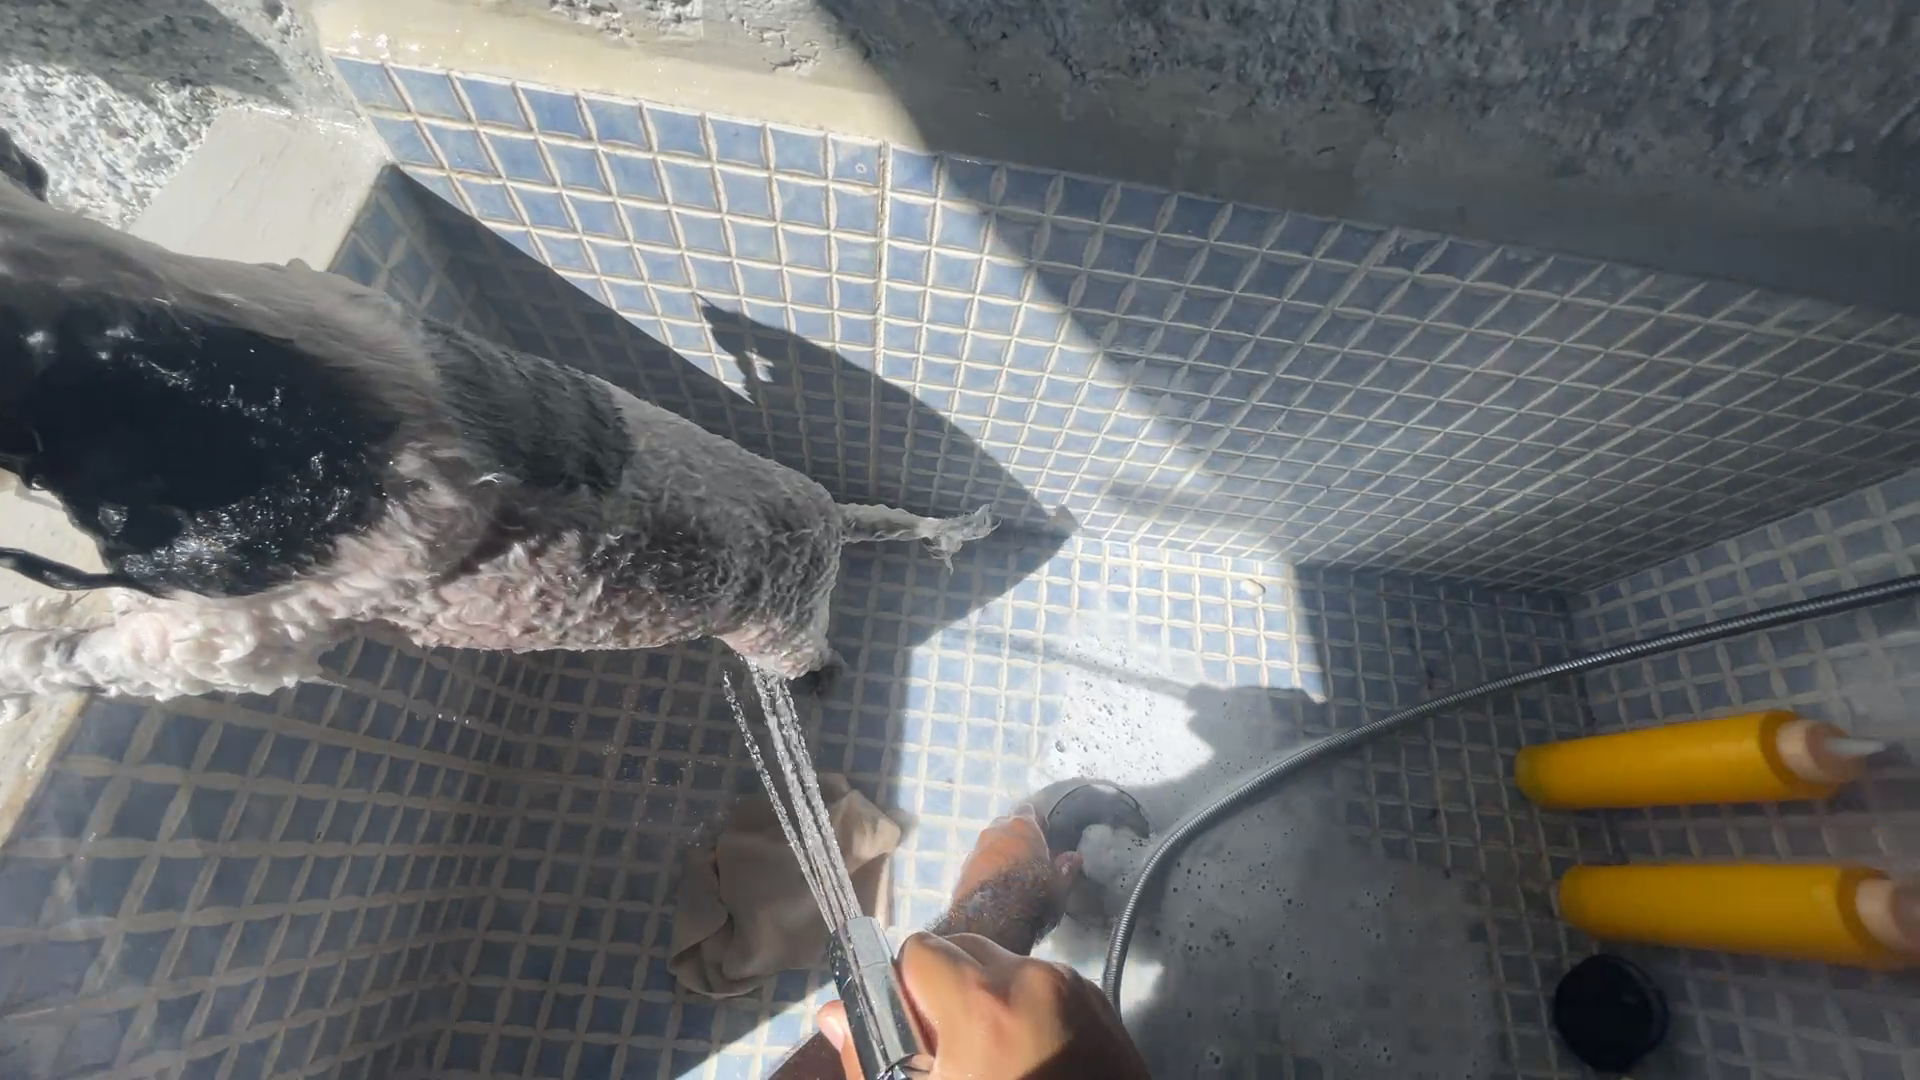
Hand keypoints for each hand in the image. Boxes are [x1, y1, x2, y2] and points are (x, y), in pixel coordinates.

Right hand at [816, 932, 1150, 1079]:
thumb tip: (832, 1011)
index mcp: (984, 1004)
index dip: (908, 992)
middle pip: (962, 947)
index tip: (916, 1036)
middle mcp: (1032, 978)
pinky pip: (1041, 980)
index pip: (919, 949)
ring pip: (1002, 963)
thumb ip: (871, 1058)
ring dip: (987, 995)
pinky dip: (1027, 1006)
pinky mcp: (1100, 1000)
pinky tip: (1032, 1056)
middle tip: (952, 1052)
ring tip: (996, 1059)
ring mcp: (1072, 986)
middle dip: (946, 988)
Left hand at [930, 805, 1079, 952]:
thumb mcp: (1059, 887)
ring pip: (991, 842)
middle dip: (1016, 836)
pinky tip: (994, 886)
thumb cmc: (1033, 897)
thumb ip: (1066, 869)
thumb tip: (1074, 856)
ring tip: (1010, 873)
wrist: (989, 920)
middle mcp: (996, 830)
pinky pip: (979, 861)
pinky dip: (987, 868)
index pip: (1028, 811)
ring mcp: (976, 848)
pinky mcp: (963, 868)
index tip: (1043, 835)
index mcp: (1022, 826)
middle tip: (1027, 856)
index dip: (1036, 822)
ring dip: (1000, 852)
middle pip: (1006, 824)